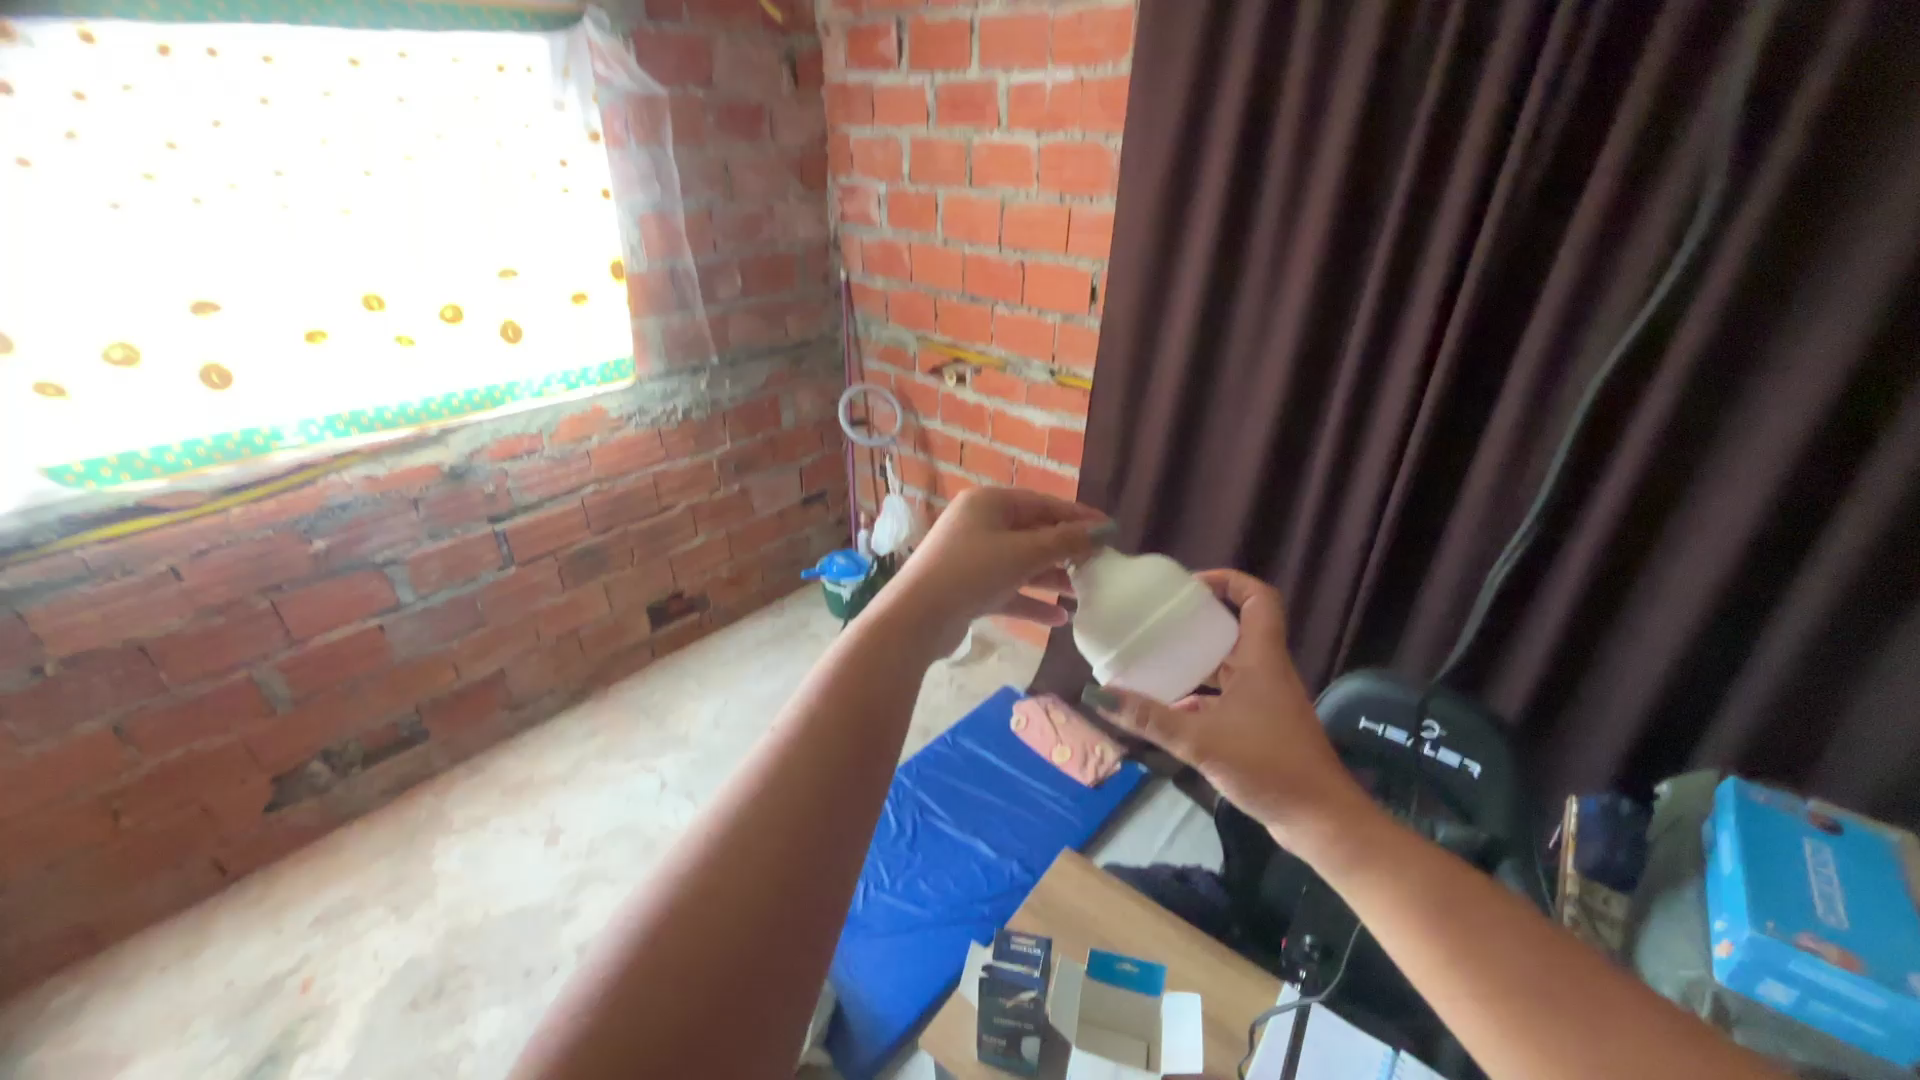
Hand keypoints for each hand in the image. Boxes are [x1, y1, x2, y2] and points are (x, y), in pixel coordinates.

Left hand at [870, 487, 1111, 651]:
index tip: (1110, 531)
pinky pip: (1008, 590)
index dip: (1078, 517)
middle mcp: (979, 524)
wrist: (918, 617)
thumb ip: (1066, 542)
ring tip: (1082, 594)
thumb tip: (1102, 531)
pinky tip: (1059, 618)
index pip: (1043, 503)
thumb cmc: (973, 572)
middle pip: (1033, 533)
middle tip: (1098, 566)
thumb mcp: (1024, 553)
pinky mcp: (968, 588)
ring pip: (1021, 563)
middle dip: (1066, 551)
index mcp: (989, 503)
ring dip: (1051, 578)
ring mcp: (972, 557)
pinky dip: (1031, 601)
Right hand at [1080, 569, 1372, 843]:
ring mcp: (1266, 699)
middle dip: (1198, 622)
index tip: (1189, 586)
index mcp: (1261, 659)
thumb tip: (1097, 696)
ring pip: (1227, 665)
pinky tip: (1168, 711)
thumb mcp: (1200, 740)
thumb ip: (1149, 718)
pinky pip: (1226, 696)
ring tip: (1153, 660)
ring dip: (1195, 662)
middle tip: (1157, 622)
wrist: (1319, 820)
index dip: (1228, 581)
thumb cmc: (1268, 765)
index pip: (1258, 598)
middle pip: (1235, 629)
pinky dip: (1198, 697)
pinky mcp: (1262, 726)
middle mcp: (1266, 671)